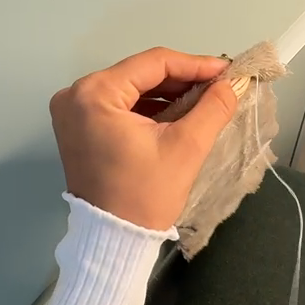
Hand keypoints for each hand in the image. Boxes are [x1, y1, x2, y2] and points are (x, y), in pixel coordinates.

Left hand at [49, 48, 238, 230]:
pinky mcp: (78, 126)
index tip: (227, 69)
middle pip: (140, 73)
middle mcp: (76, 94)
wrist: (112, 241)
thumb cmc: (145, 195)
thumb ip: (213, 108)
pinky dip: (148, 106)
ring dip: (168, 92)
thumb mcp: (186, 147)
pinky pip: (120, 104)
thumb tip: (232, 83)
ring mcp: (73, 110)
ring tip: (206, 97)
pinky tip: (179, 110)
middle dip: (182, 78)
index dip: (195, 64)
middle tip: (220, 84)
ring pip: (131, 87)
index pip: (153, 63)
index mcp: (95, 93)